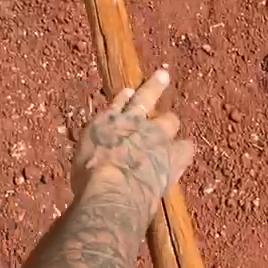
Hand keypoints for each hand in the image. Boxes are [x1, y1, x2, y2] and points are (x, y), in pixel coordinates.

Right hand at [71, 68, 195, 213]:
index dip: (123, 98)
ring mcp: (156, 135)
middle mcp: (132, 122)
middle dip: (154, 88)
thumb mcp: (82, 162)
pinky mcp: (173, 154)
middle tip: (162, 77)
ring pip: (170, 119)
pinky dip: (183, 150)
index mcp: (106, 122)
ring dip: (169, 123)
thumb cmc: (88, 180)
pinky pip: (186, 147)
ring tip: (170, 126)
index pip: (116, 104)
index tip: (129, 92)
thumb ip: (92, 155)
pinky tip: (182, 154)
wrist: (112, 190)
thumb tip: (96, 162)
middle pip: (146, 96)